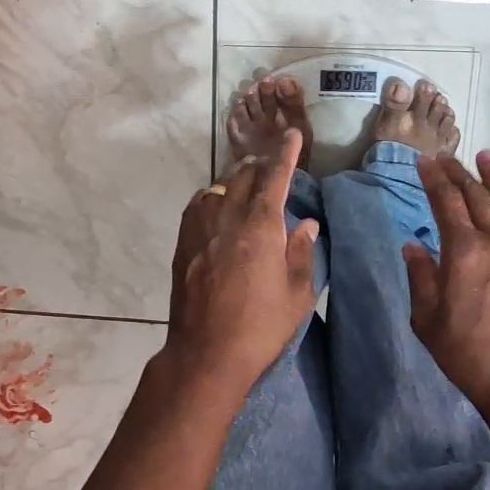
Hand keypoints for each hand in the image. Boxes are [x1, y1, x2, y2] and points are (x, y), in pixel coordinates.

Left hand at [161, 129, 319, 397]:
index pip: (275, 176)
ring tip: (248, 191)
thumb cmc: (261, 328)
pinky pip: (199, 206)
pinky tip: (220, 213)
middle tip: (274, 170)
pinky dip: (214, 200)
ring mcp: (200, 229)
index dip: (286, 152)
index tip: (292, 134)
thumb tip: (306, 224)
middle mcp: (228, 218)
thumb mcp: (298, 294)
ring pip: (219, 188)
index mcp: (261, 226)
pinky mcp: (183, 244)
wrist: (206, 355)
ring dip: (236, 183)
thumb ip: (302, 252)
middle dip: (261, 166)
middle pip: (244, 175)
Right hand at [404, 150, 489, 413]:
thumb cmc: (467, 354)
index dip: (434, 178)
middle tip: (449, 157)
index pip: (446, 202)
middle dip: (460, 173)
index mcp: (463, 251)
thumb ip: (421, 277)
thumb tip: (413, 246)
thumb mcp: (427, 319)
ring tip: (487, 158)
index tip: (425, 161)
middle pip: (478, 196)